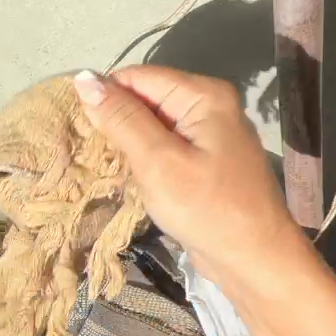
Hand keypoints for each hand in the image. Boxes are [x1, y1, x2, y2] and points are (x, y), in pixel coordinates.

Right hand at [72, 66, 307, 280]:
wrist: (252, 258)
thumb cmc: (206, 208)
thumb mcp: (157, 161)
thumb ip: (120, 118)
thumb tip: (83, 78)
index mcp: (203, 95)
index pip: (136, 77)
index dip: (106, 99)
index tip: (85, 132)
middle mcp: (209, 104)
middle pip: (144, 97)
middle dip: (116, 121)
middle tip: (99, 155)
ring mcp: (208, 132)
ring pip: (149, 122)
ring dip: (127, 142)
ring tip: (114, 169)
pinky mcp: (204, 158)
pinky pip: (162, 143)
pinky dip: (142, 156)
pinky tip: (134, 178)